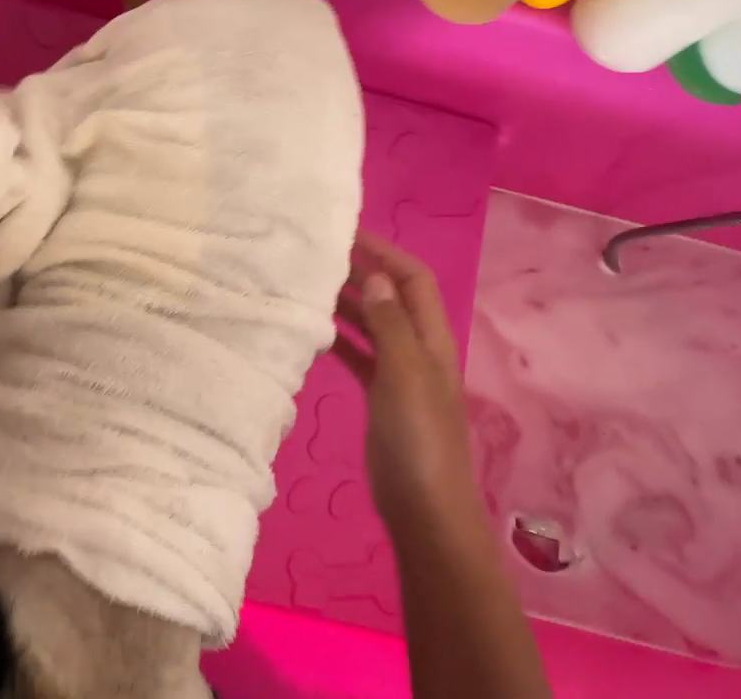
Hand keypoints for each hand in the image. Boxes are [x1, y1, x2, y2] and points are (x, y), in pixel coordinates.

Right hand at [331, 232, 487, 536]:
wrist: (424, 507)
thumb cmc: (418, 438)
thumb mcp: (406, 375)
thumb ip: (390, 325)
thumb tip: (375, 274)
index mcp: (432, 340)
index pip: (413, 280)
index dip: (385, 252)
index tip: (345, 233)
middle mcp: (418, 349)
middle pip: (392, 298)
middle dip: (362, 271)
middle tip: (316, 255)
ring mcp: (399, 374)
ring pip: (373, 324)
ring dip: (347, 302)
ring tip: (308, 283)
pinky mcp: (380, 396)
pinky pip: (358, 355)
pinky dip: (339, 338)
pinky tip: (312, 331)